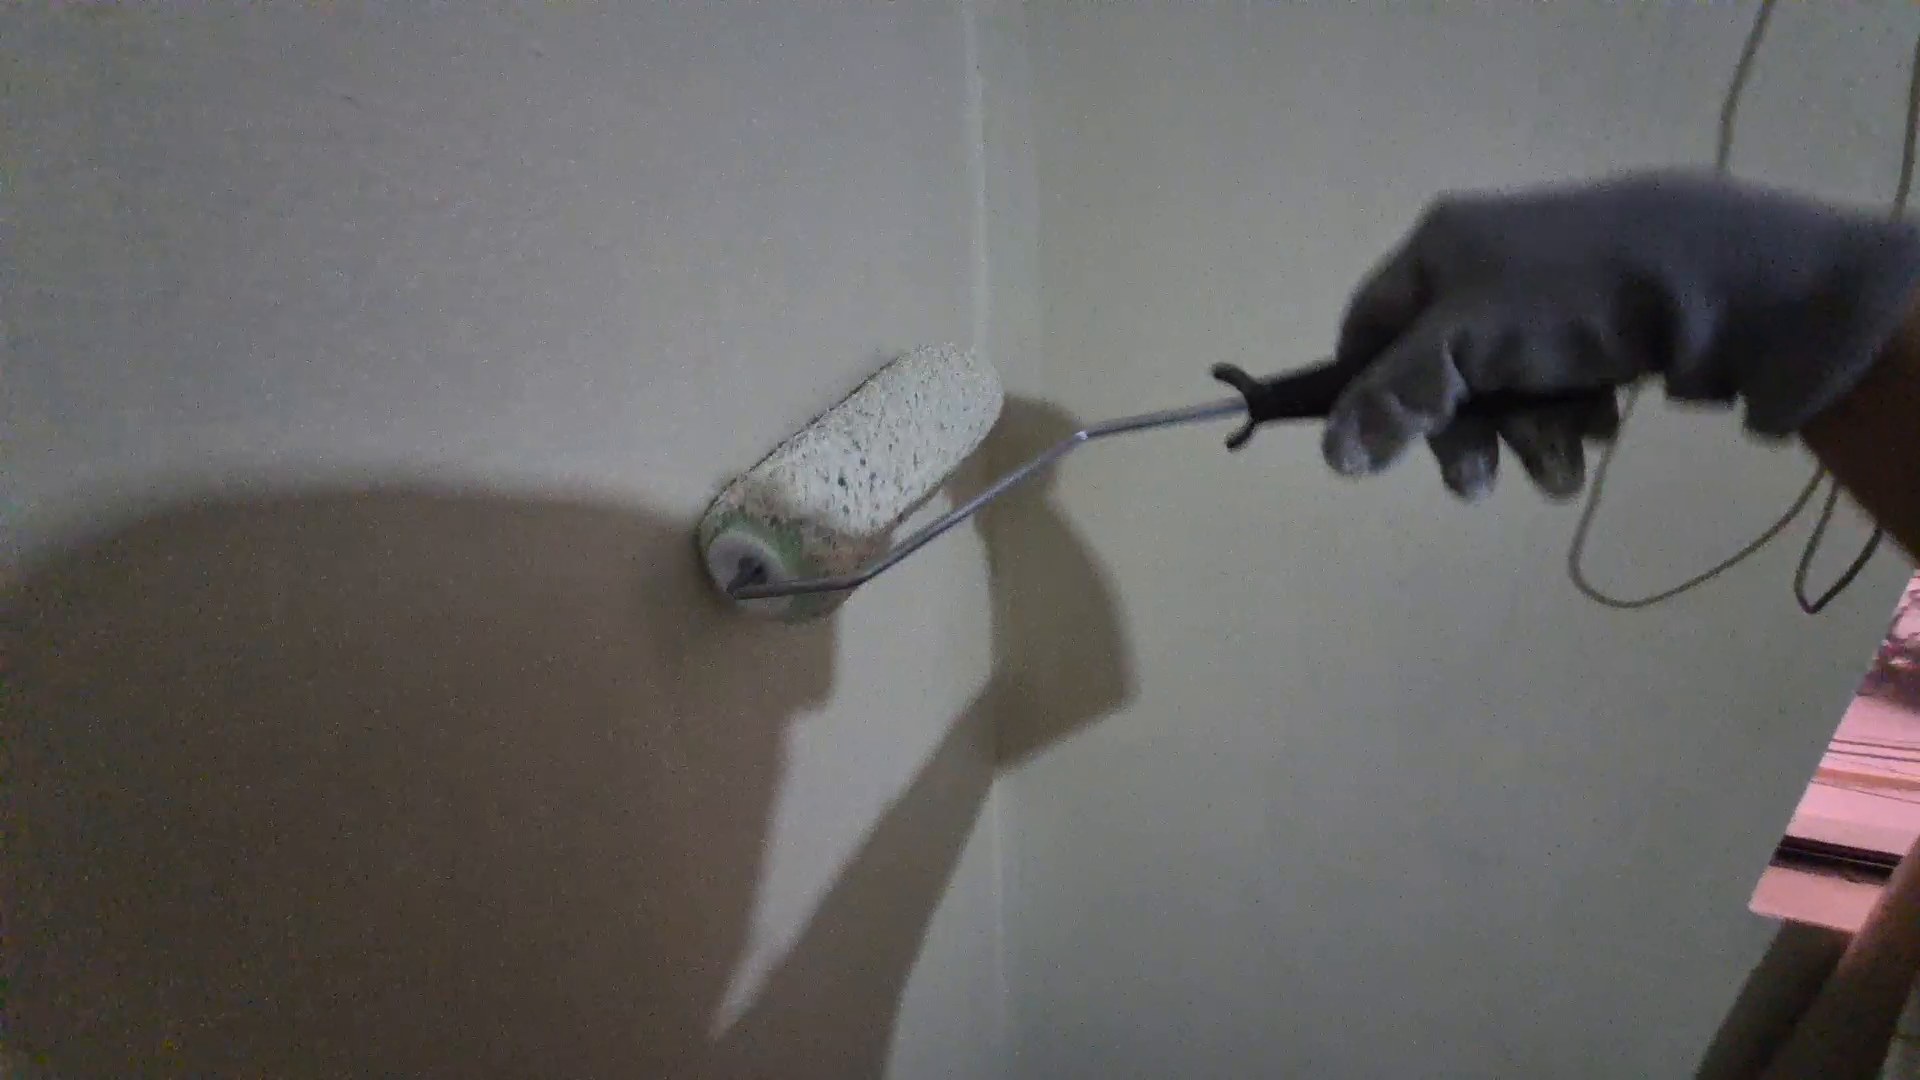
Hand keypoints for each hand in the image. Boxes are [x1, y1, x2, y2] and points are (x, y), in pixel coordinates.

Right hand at [1322, 173, 1919, 499]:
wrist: (1761, 284)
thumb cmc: (1581, 299)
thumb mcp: (1466, 346)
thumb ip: (1392, 400)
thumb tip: (1331, 457)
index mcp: (1439, 248)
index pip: (1363, 330)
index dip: (1364, 390)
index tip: (1382, 443)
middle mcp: (1482, 264)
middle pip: (1430, 370)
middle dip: (1458, 433)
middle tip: (1476, 484)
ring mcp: (1543, 292)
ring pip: (1492, 386)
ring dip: (1518, 438)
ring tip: (1559, 471)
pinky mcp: (1597, 319)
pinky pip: (1547, 381)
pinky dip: (1562, 417)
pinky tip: (1595, 430)